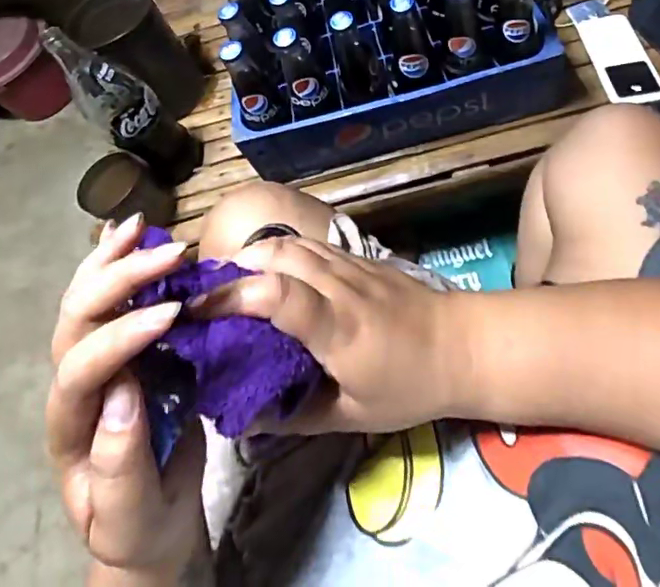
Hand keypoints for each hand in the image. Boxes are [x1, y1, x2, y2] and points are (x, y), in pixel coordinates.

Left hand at [47, 215, 206, 575]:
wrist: (151, 524)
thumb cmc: (140, 526)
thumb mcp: (131, 517)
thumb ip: (121, 466)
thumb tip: (122, 393)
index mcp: (69, 426)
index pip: (81, 369)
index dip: (122, 337)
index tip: (171, 315)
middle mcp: (73, 384)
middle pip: (77, 320)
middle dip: (119, 280)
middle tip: (170, 254)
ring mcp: (95, 360)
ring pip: (85, 299)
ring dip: (111, 258)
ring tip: (139, 225)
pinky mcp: (122, 348)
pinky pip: (110, 298)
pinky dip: (115, 261)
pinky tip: (127, 233)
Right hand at [192, 235, 469, 434]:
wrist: (463, 344)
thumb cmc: (409, 386)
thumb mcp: (352, 415)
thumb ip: (294, 414)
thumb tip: (243, 416)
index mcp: (338, 328)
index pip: (277, 295)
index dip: (232, 296)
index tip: (196, 311)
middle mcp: (339, 286)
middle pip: (277, 255)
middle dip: (233, 269)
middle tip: (206, 296)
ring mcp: (349, 265)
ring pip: (291, 244)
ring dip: (253, 256)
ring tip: (230, 281)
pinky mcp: (357, 256)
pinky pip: (308, 244)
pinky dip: (279, 252)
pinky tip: (270, 271)